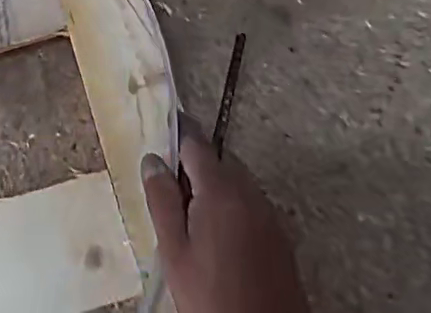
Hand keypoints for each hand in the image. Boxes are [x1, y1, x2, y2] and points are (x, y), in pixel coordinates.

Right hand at [142, 130, 309, 312]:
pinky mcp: (278, 231)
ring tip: (192, 223)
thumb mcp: (175, 253)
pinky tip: (218, 238)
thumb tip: (152, 160)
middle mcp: (248, 189)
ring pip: (234, 180)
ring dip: (213, 187)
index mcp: (220, 188)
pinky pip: (249, 202)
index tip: (160, 135)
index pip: (196, 142)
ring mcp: (267, 210)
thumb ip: (162, 201)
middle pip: (217, 160)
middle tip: (171, 196)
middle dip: (193, 167)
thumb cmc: (211, 298)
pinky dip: (231, 206)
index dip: (176, 134)